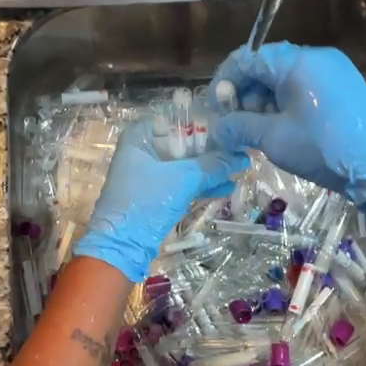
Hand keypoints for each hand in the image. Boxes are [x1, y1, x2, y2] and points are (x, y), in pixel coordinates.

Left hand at [73, 120, 248, 281]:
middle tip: (241, 147)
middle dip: (212, 148)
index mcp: (140, 136)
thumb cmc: (146, 202)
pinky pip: (183, 182)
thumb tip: (243, 156)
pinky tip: (227, 186)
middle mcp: (143, 149)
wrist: (122, 245)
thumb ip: (213, 165)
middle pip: (183, 142)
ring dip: (211, 168)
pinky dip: (202, 183)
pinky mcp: (156, 194)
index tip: (232, 127)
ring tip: (241, 166)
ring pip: (185, 164)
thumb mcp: (182, 180)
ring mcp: (149, 173)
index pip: (177, 119)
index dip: (205, 123)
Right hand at [210, 42, 365, 245]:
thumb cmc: (323, 148)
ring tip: (256, 131)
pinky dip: (285, 104)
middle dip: (244, 94)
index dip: (225, 81)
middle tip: (234, 124)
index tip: (214, 108)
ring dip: (263, 101)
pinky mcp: (344, 88)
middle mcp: (316, 58)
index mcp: (297, 62)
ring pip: (285, 79)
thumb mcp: (273, 138)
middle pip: (267, 67)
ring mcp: (334, 72)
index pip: (248, 58)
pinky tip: (281, 129)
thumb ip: (239, 127)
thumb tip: (217, 128)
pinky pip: (304, 87)